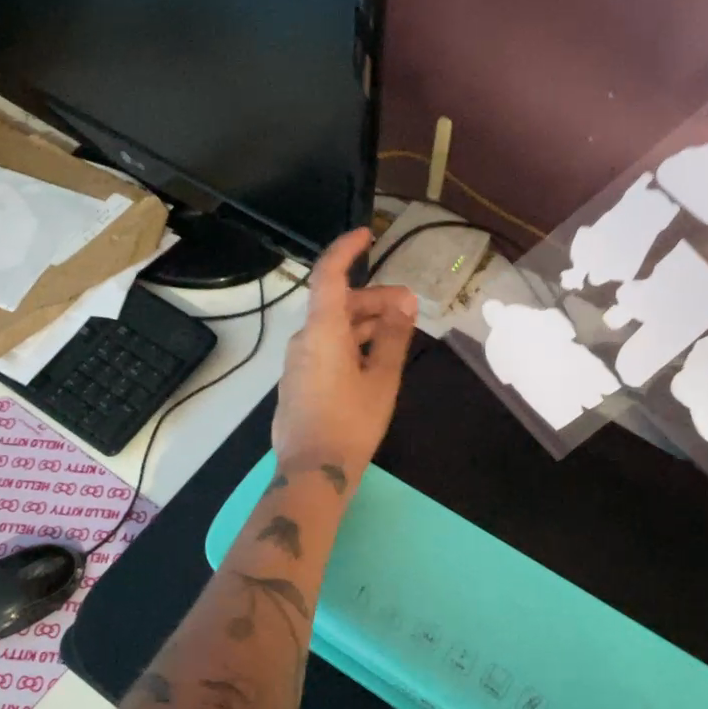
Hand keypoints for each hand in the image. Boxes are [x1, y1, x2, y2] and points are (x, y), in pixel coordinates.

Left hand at [271, 229, 417, 478]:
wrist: (312, 472)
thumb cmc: (351, 424)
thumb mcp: (382, 380)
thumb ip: (393, 337)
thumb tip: (405, 303)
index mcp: (323, 332)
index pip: (329, 275)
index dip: (346, 250)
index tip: (368, 236)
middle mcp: (304, 340)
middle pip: (337, 303)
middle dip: (374, 298)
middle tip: (409, 308)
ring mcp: (297, 362)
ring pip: (333, 327)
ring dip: (365, 323)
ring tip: (398, 333)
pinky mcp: (298, 382)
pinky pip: (325, 348)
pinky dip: (351, 342)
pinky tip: (374, 360)